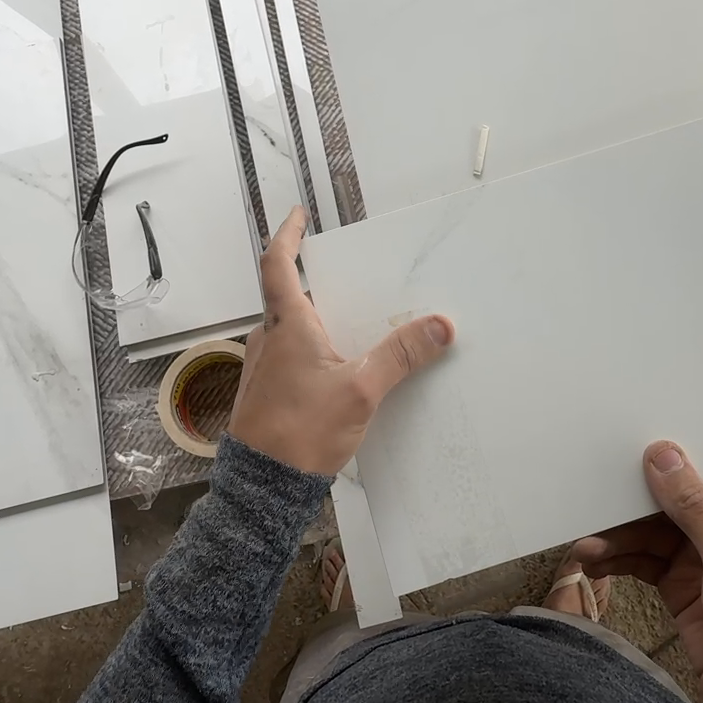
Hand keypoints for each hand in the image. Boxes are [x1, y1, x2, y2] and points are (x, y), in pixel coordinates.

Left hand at [227, 207, 454, 474]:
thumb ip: (400, 355)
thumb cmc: (300, 431)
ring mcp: (266, 366)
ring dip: (321, 318)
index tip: (299, 215)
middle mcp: (269, 338)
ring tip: (358, 322)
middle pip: (291, 295)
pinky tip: (345, 367)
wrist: (263, 488)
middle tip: (352, 275)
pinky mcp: (270, 391)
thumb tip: (439, 325)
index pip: (278, 263)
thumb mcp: (360, 390)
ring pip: (294, 328)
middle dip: (320, 281)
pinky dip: (318, 348)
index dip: (288, 234)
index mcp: (285, 324)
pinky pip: (295, 355)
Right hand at [573, 441, 702, 702]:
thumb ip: (697, 510)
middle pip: (666, 504)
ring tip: (587, 550)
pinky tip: (596, 564)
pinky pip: (642, 563)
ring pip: (648, 534)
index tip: (621, 458)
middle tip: (592, 508)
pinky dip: (618, 561)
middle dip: (628, 507)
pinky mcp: (682, 589)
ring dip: (617, 539)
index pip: (700, 476)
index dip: (662, 466)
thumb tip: (665, 454)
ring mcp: (702, 562)